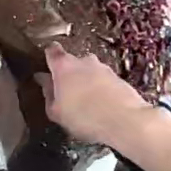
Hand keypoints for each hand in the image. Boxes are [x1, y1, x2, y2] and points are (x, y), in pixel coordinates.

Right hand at [37, 44, 154, 146]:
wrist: (125, 120)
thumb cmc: (85, 116)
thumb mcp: (56, 112)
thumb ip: (48, 94)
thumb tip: (45, 82)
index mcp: (64, 66)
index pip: (52, 51)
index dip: (48, 57)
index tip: (46, 66)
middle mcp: (84, 61)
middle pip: (72, 62)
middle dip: (69, 75)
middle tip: (66, 94)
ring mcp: (103, 68)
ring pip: (89, 72)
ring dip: (86, 83)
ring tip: (85, 105)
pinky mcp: (118, 78)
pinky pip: (104, 82)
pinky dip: (100, 90)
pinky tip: (100, 108)